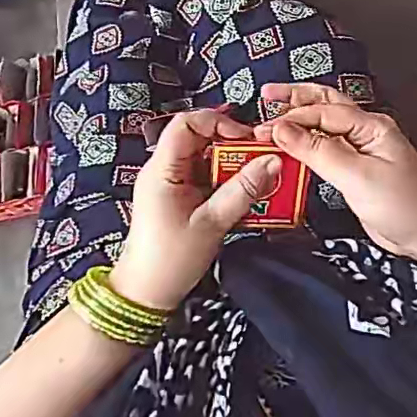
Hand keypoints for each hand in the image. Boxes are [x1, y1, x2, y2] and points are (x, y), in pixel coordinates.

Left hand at [111, 110, 281, 310]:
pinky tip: (245, 193)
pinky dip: (228, 180)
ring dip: (234, 164)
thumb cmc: (168, 262)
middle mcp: (165, 170)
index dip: (218, 122)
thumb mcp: (211, 224)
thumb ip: (242, 190)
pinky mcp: (181, 196)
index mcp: (162, 170)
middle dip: (233, 145)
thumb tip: (270, 162)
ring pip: (207, 157)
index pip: (187, 123)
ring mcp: (172, 182)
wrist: (146, 294)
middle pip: (200, 137)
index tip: (246, 138)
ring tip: (258, 176)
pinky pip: (208, 176)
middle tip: (260, 157)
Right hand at [255, 83, 416, 263]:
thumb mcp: (357, 177)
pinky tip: (291, 141)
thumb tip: (283, 129)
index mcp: (372, 125)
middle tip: (266, 95)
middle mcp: (366, 130)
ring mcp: (361, 147)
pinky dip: (305, 140)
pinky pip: (325, 145)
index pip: (323, 112)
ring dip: (298, 116)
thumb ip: (318, 151)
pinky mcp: (355, 167)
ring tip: (273, 111)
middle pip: (325, 104)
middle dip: (295, 97)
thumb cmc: (404, 207)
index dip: (292, 117)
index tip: (266, 128)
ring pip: (324, 123)